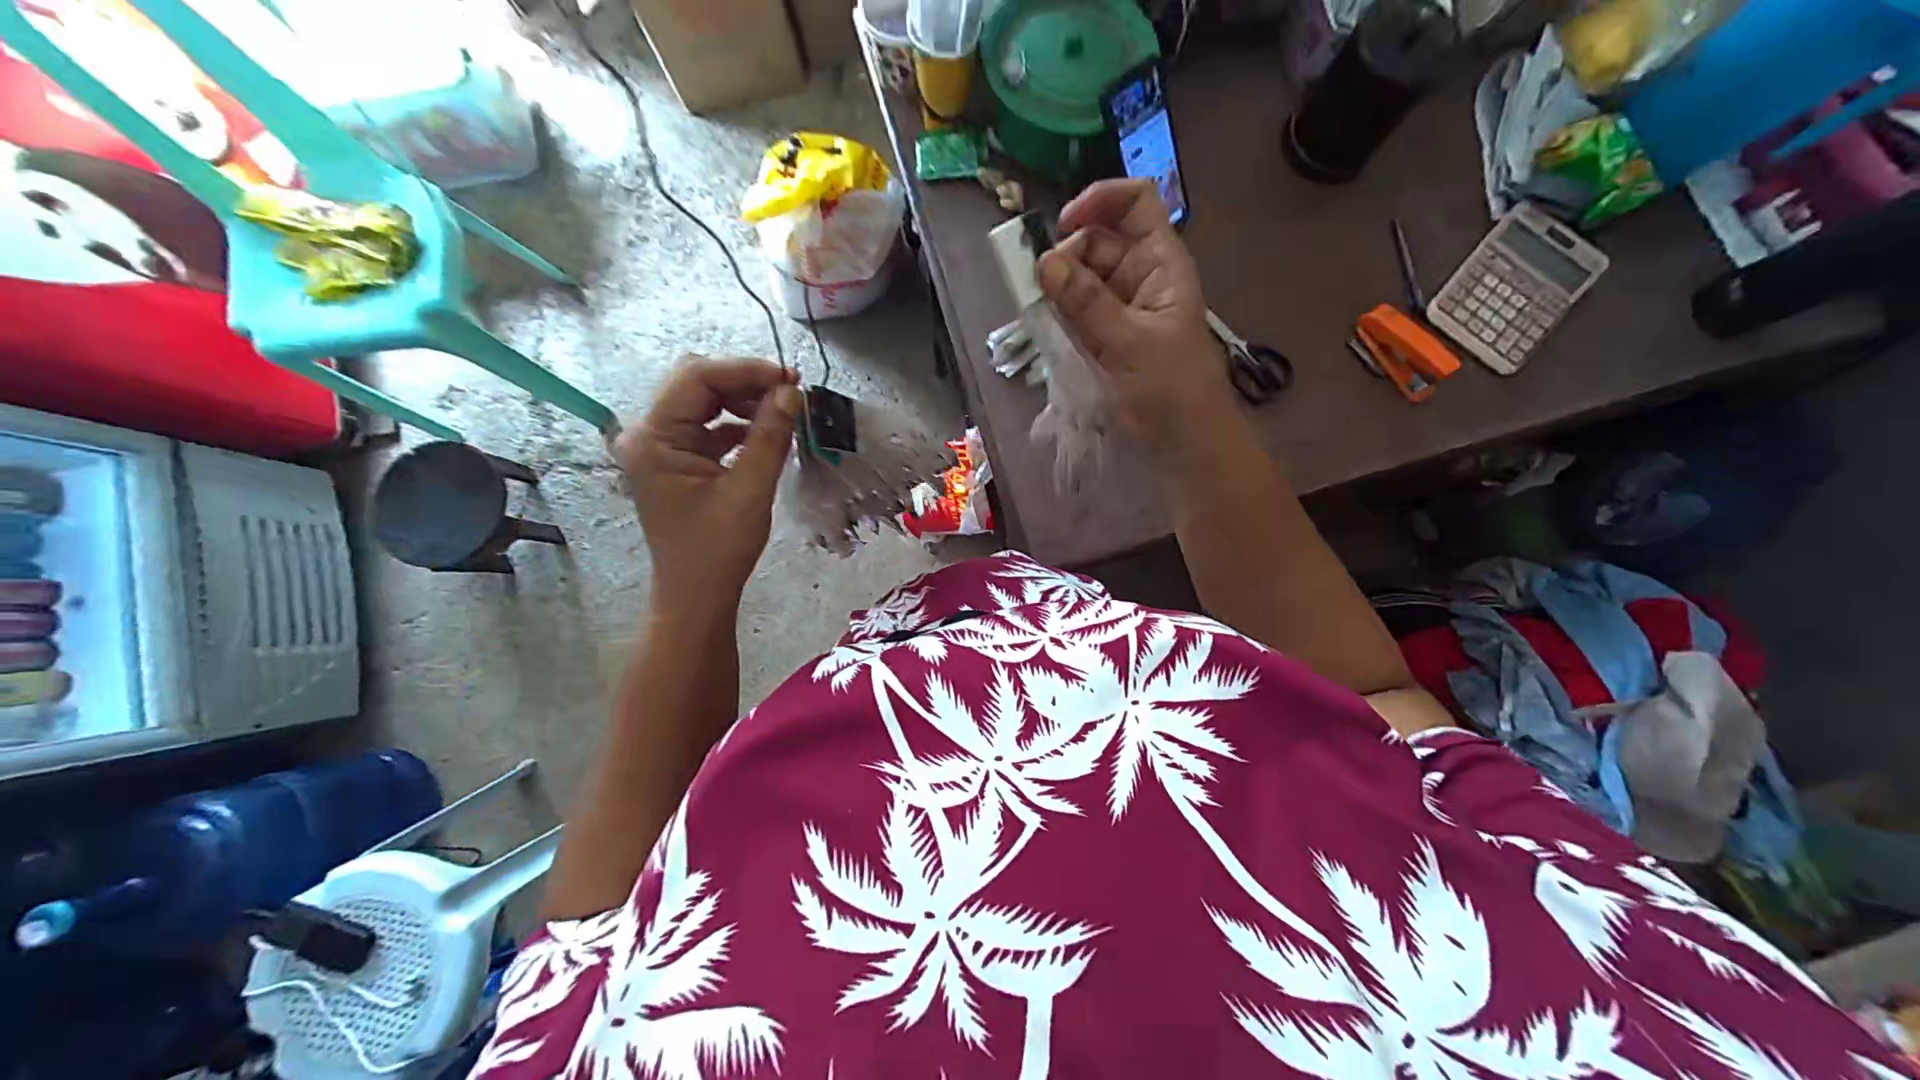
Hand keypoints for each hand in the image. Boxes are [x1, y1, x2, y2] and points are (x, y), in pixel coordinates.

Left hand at [615, 356, 800, 609]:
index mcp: (654, 438)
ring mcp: (660, 447)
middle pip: (697, 383)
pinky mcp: (676, 460)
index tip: (789, 378)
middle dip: (745, 382)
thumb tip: (792, 392)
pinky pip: (708, 426)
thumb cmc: (718, 549)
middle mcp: (648, 434)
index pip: (697, 378)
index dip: (745, 370)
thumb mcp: (750, 490)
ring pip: (704, 401)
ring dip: (744, 400)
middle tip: (790, 392)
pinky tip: (767, 431)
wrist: (696, 594)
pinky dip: (738, 423)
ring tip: (784, 411)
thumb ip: (770, 436)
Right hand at [1037, 179, 1235, 443]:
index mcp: (1159, 262)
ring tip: (1039, 309)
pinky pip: (1073, 310)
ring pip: (1079, 278)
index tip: (1063, 224)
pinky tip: (1043, 325)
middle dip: (1067, 254)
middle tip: (1040, 285)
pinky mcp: (1102, 334)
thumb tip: (1044, 263)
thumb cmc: (1171, 383)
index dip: (1100, 200)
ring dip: (1057, 288)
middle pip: (1096, 241)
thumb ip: (1086, 301)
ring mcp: (1118, 306)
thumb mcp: (1130, 340)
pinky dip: (1057, 314)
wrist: (1182, 435)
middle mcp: (1138, 275)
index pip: (1135, 203)